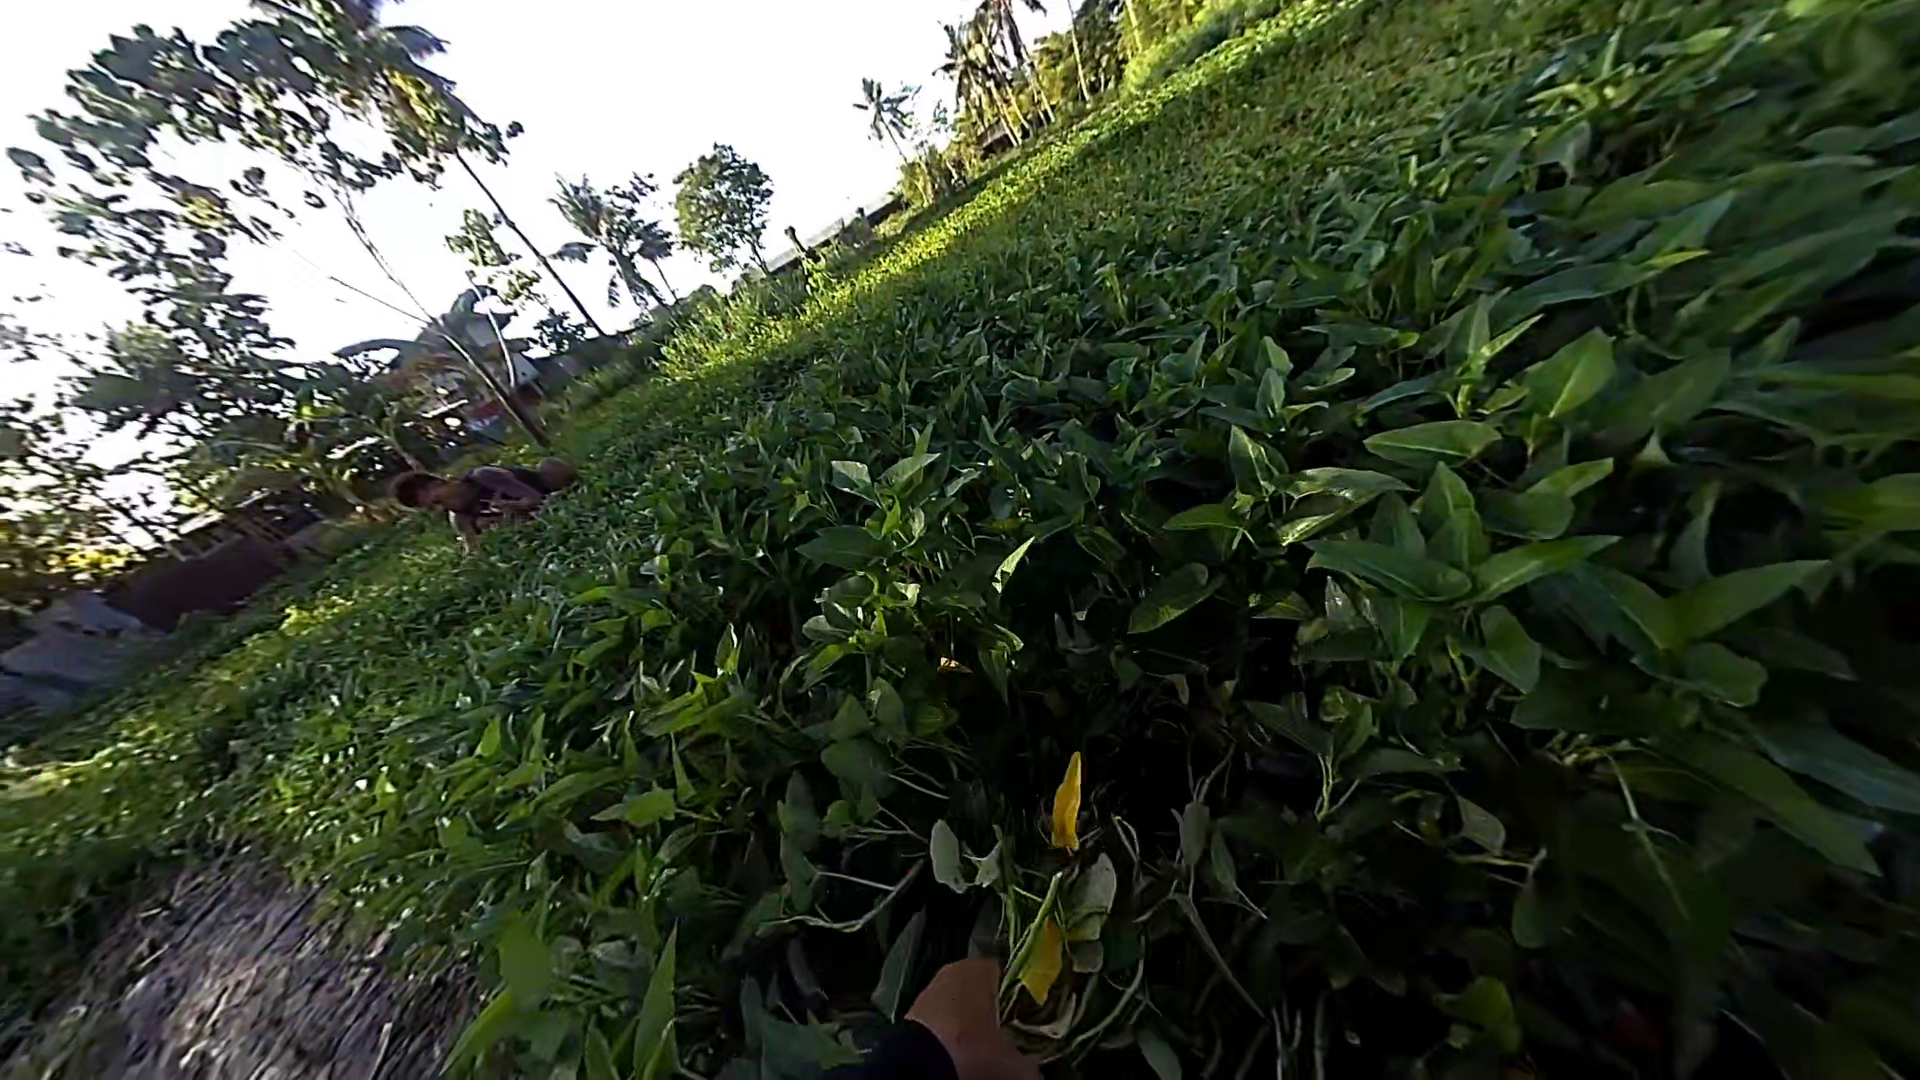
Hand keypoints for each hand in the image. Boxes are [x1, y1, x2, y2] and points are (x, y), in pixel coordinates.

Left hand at [907, 960, 1038, 1079]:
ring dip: (966, 1029)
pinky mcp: (910, 1016)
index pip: (1004, 974)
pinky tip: (956, 1059)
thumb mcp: (1012, 1064)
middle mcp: (952, 971)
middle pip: (979, 993)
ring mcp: (929, 992)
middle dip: (990, 1016)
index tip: (1025, 1020)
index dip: (1016, 997)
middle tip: (1004, 1041)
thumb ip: (1030, 1067)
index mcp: (978, 968)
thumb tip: (1035, 1074)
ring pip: (957, 1009)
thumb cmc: (972, 1050)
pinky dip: (947, 1041)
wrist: (919, 1069)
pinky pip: (938, 1027)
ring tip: (979, 1056)